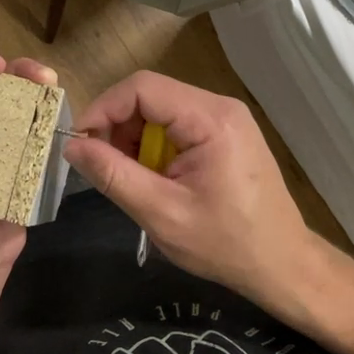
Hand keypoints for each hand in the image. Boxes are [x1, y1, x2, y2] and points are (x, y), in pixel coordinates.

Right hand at [63, 72, 339, 316]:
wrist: (282, 265)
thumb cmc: (225, 243)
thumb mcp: (161, 213)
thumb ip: (113, 175)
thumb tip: (71, 146)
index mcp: (211, 120)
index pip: (142, 88)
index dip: (102, 108)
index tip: (79, 143)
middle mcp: (221, 107)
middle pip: (149, 95)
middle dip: (117, 126)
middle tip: (103, 166)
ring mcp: (226, 118)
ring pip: (159, 109)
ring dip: (133, 138)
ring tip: (130, 177)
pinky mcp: (225, 133)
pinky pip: (175, 123)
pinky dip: (153, 145)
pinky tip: (154, 178)